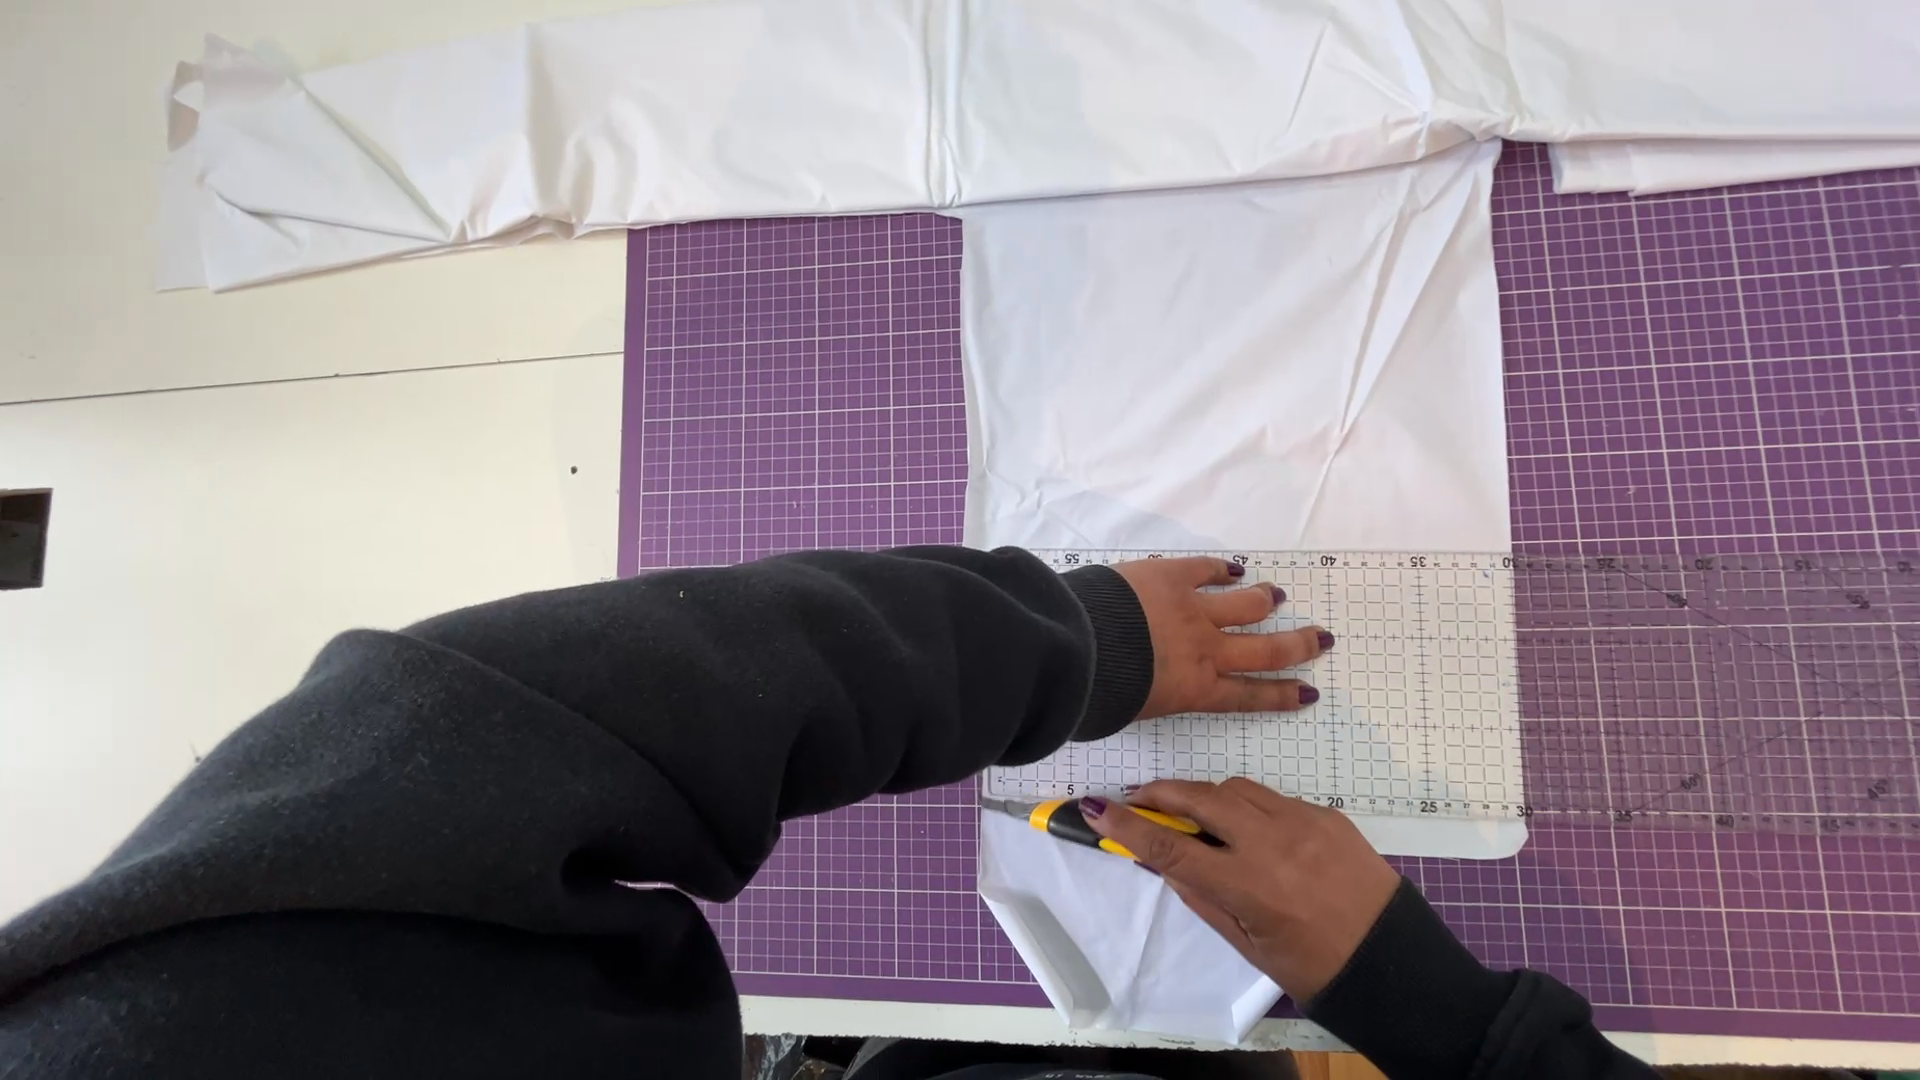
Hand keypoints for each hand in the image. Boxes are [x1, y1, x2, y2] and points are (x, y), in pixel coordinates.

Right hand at [1080, 778, 1400, 999]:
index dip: (1129, 826)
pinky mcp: (1328, 814)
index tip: (1096, 808)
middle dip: (1162, 793)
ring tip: (1199, 817)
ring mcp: (1304, 821)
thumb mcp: (1250, 946)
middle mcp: (1274, 842)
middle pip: (1200, 796)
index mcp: (1251, 885)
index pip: (1172, 846)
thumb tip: (1163, 860)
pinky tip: (1255, 833)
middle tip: (1140, 798)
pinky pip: (1273, 798)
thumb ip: (1201, 896)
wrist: (1405, 969)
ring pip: (1234, 787)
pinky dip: (1250, 807)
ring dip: (1206, 796)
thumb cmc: (1318, 971)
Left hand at [1110, 556, 1330, 720]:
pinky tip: (1234, 569)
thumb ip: (1151, 699)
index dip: (1281, 694)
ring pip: (1246, 605)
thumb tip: (1150, 692)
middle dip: (1298, 646)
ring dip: (1265, 600)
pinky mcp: (1172, 576)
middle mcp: (1206, 650)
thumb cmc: (1095, 690)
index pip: (1249, 694)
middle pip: (1265, 649)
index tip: (1307, 691)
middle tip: (1320, 638)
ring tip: (1278, 596)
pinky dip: (1223, 569)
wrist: (1076, 647)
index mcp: (1195, 690)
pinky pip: (1206, 570)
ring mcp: (1192, 610)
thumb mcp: (1129, 711)